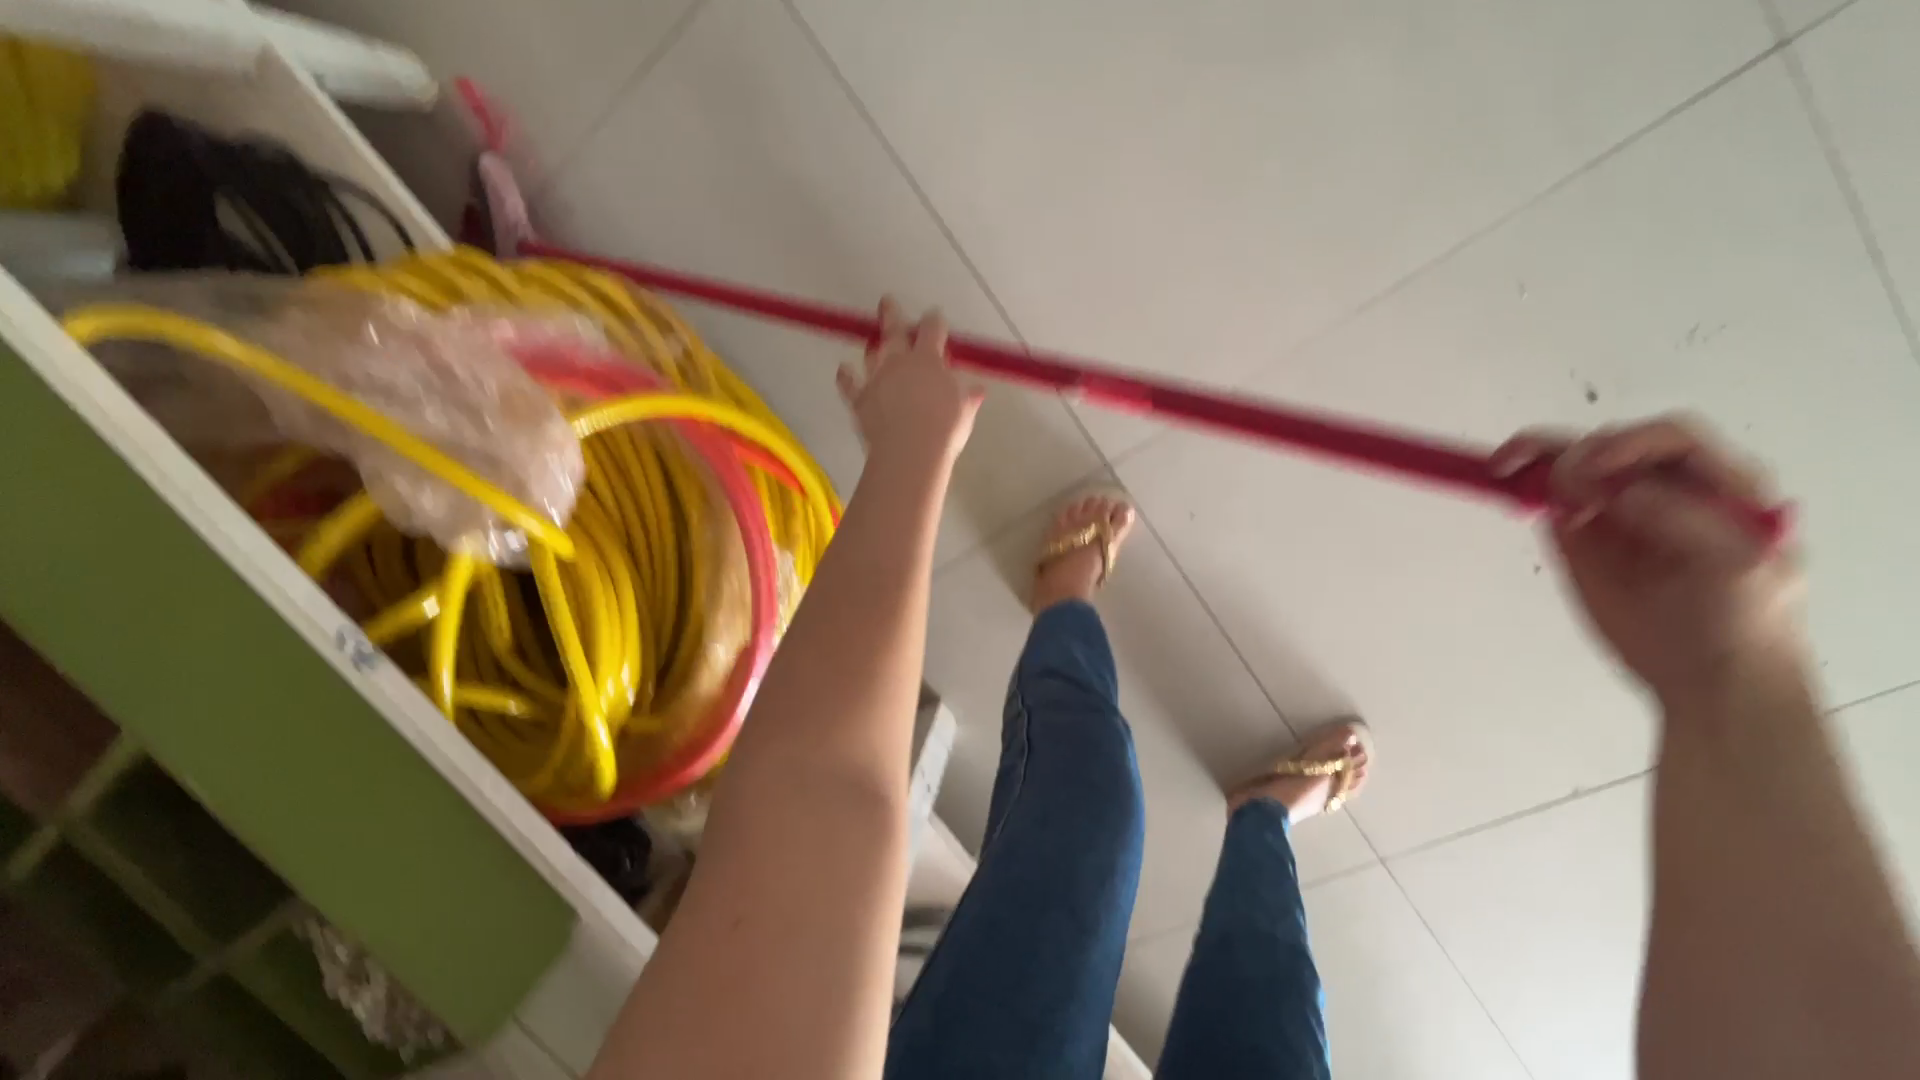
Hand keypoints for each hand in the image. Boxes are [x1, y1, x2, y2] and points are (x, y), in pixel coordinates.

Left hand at [837, 297, 983, 465]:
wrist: (909, 451)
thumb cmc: (944, 429)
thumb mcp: (964, 411)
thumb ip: (968, 397)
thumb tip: (977, 390)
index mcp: (928, 359)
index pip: (933, 329)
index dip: (935, 321)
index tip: (935, 317)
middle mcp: (899, 361)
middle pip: (894, 329)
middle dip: (892, 314)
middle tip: (887, 301)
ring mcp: (876, 378)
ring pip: (872, 354)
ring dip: (874, 347)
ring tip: (873, 341)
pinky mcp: (859, 399)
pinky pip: (849, 383)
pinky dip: (846, 376)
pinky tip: (843, 370)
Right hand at [1492, 416, 1806, 705]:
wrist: (1711, 682)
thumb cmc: (1740, 623)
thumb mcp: (1735, 564)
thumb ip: (1680, 517)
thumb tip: (1609, 489)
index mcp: (1720, 486)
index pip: (1670, 440)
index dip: (1627, 443)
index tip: (1591, 470)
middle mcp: (1664, 489)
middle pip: (1611, 445)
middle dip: (1571, 451)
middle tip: (1538, 478)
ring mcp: (1619, 512)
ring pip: (1573, 466)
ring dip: (1537, 458)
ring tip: (1503, 467)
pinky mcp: (1582, 538)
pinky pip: (1551, 500)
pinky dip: (1525, 487)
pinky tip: (1509, 485)